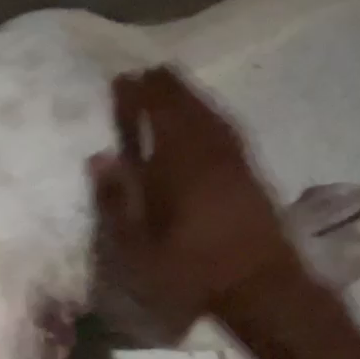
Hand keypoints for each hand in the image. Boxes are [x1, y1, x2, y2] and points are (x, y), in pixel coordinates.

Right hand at [90, 67, 307, 342]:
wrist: (259, 285)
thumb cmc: (188, 271)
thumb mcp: (137, 246)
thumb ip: (116, 199)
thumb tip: (99, 157)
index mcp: (177, 163)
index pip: (156, 114)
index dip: (138, 96)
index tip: (121, 79)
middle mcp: (209, 151)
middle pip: (187, 106)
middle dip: (166, 88)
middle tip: (147, 73)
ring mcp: (234, 159)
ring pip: (210, 114)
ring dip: (190, 97)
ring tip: (173, 88)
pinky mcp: (250, 172)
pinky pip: (224, 129)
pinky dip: (208, 116)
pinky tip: (204, 120)